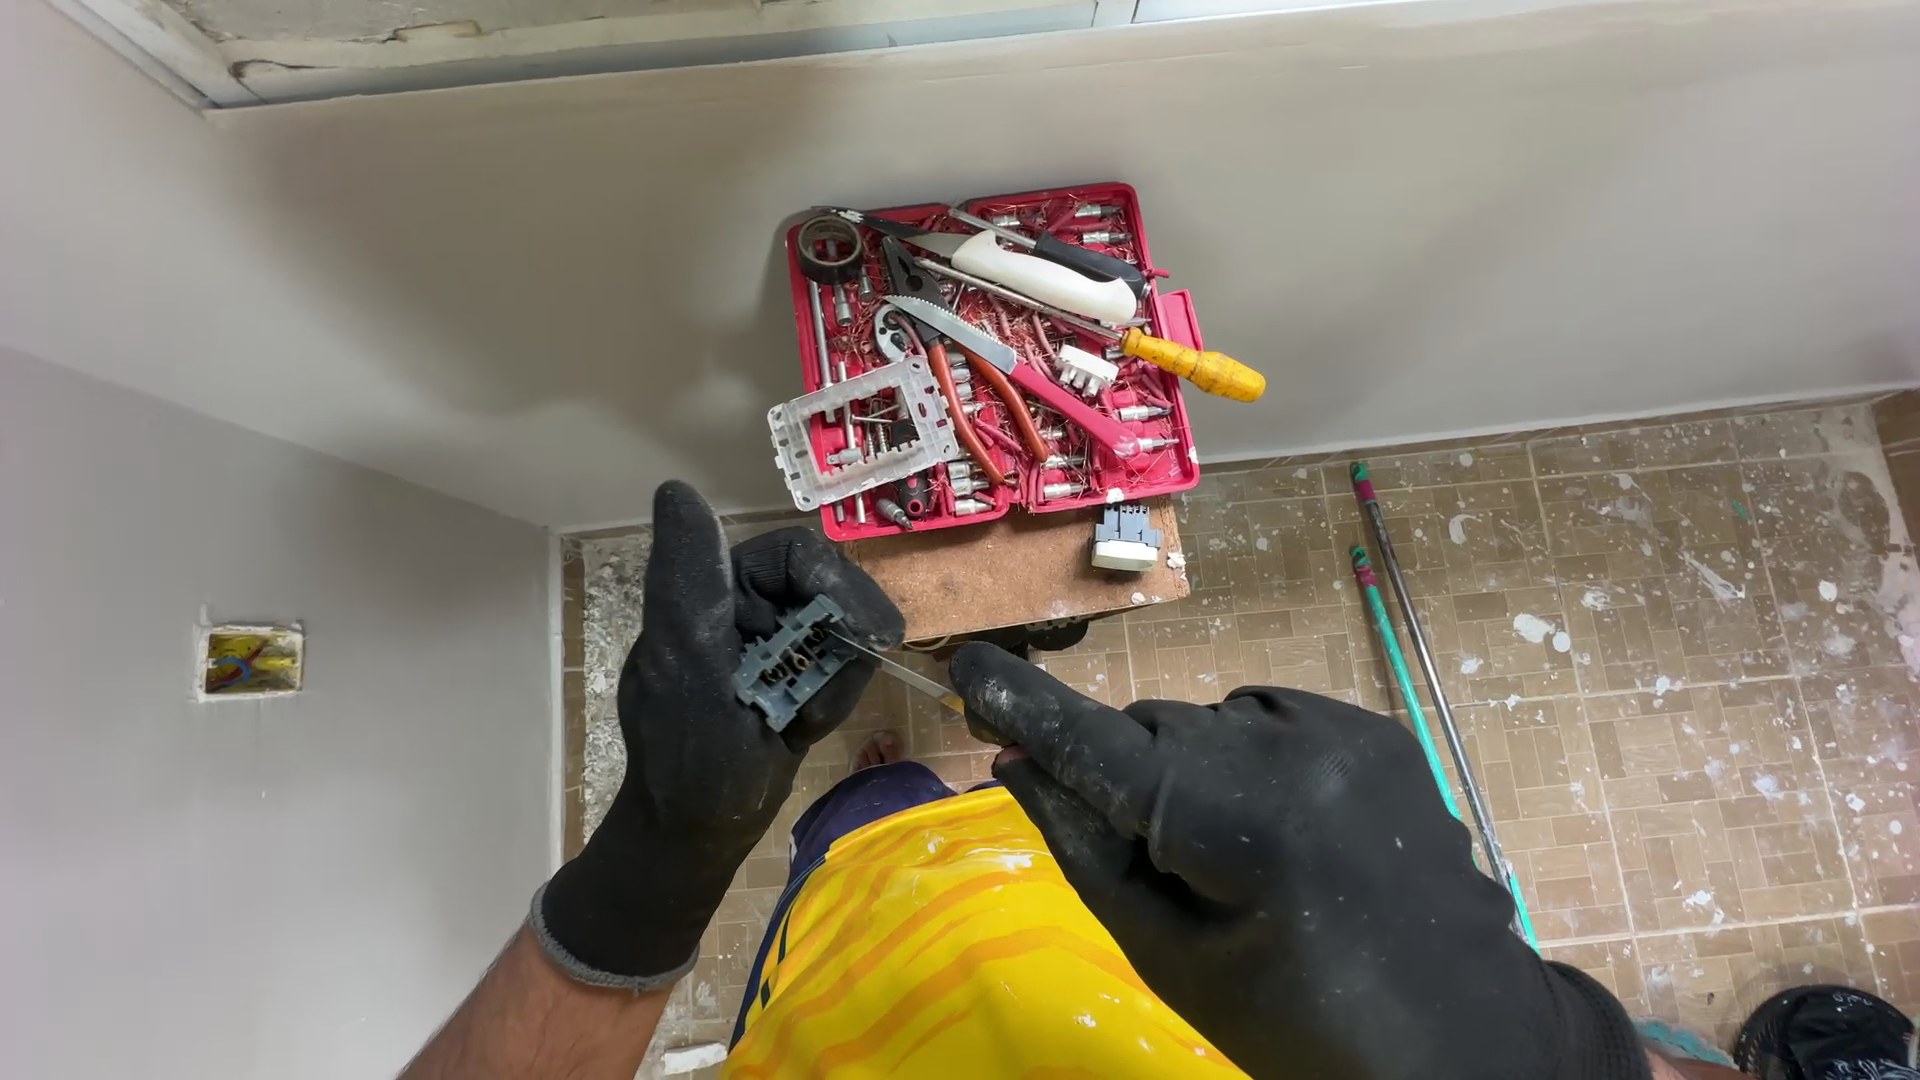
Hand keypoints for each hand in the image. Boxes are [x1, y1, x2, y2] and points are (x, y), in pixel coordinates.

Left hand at [534, 482, 902, 988]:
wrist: (704, 829)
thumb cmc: (686, 757)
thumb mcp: (683, 665)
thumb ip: (691, 582)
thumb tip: (678, 490)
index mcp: (719, 588)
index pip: (798, 552)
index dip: (831, 584)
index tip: (844, 631)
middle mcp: (756, 600)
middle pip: (838, 586)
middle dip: (838, 647)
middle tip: (820, 696)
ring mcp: (785, 635)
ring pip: (851, 626)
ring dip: (837, 680)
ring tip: (804, 717)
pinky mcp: (805, 666)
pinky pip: (851, 660)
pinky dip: (839, 695)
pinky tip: (807, 723)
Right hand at [949, 643, 1648, 1079]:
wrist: (1472, 1046)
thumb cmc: (1298, 1029)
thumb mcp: (1168, 956)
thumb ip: (1084, 846)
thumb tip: (1016, 761)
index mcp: (1241, 829)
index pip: (1102, 748)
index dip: (1027, 705)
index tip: (966, 666)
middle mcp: (1292, 753)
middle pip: (1149, 730)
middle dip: (1123, 773)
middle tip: (1154, 851)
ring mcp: (1340, 729)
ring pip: (1200, 722)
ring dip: (1186, 768)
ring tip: (1232, 848)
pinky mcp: (1369, 725)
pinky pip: (1258, 719)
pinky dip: (1241, 759)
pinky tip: (1280, 821)